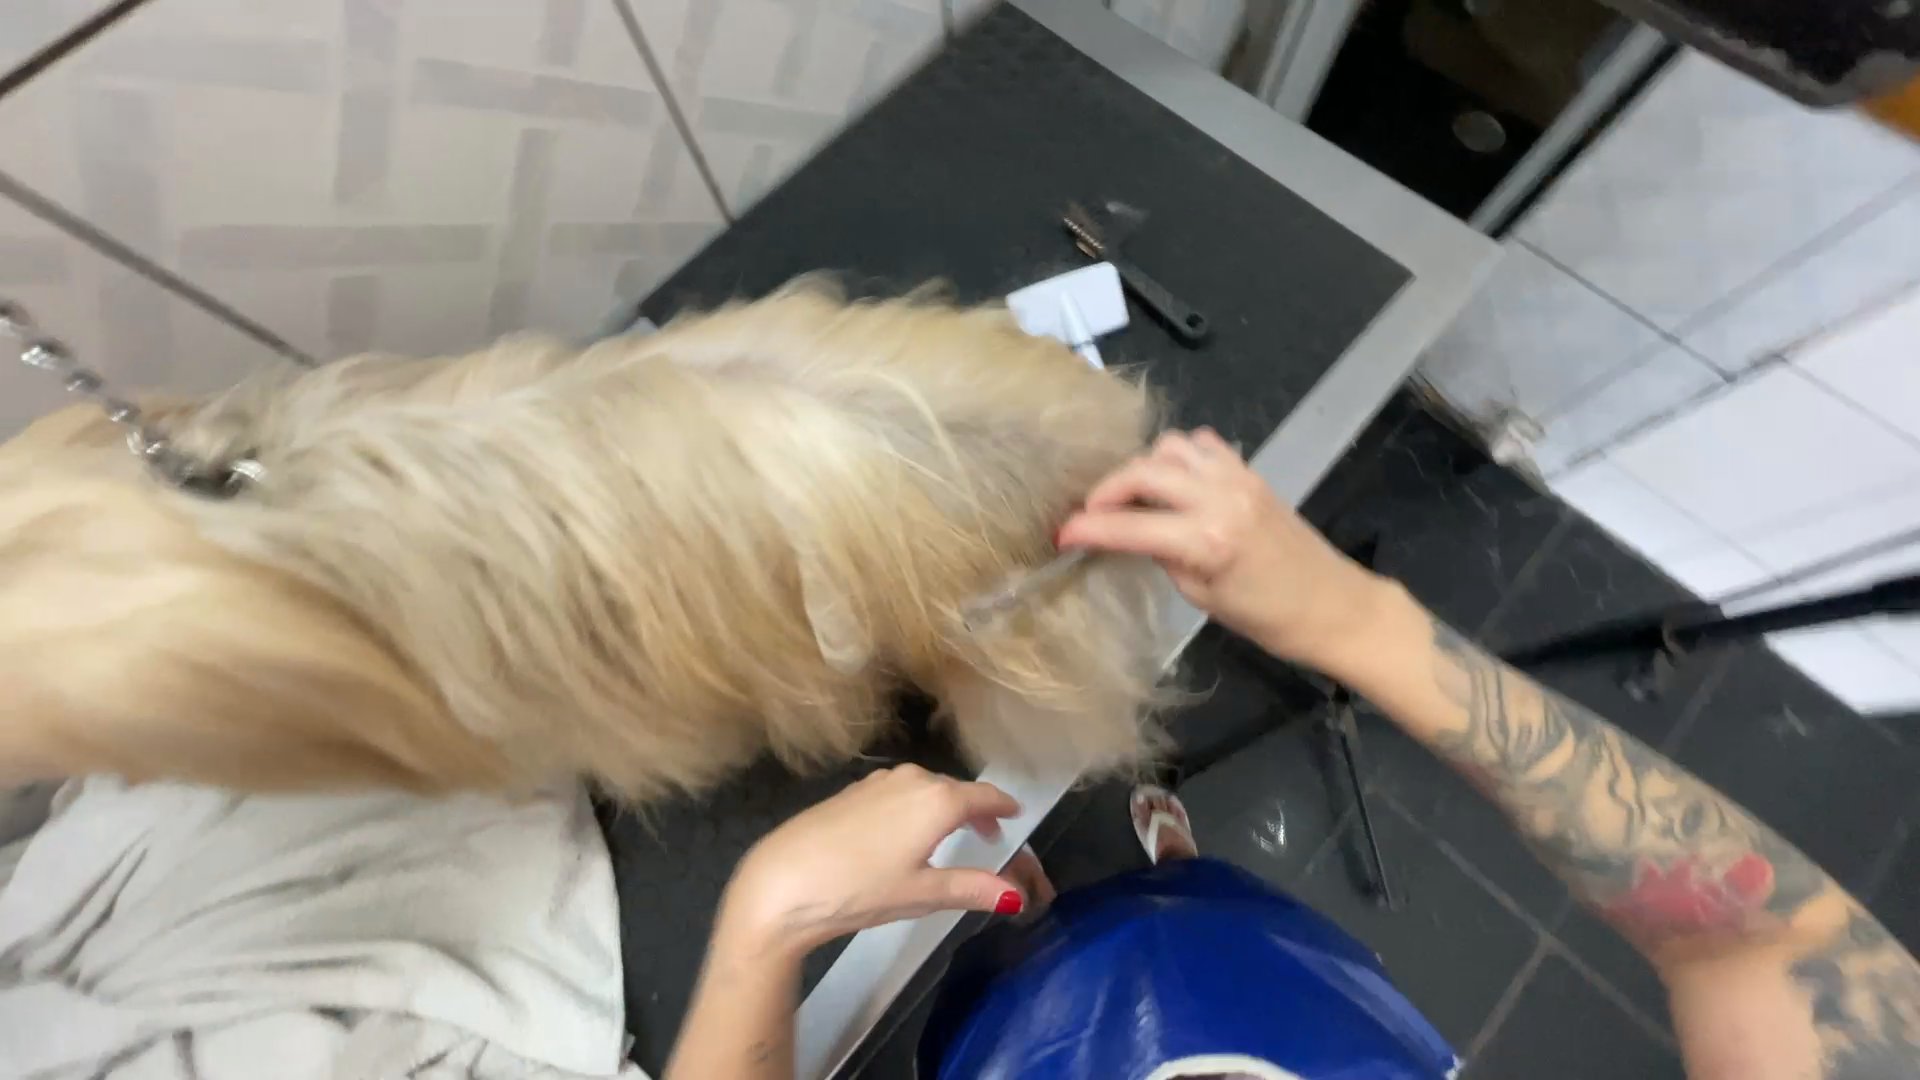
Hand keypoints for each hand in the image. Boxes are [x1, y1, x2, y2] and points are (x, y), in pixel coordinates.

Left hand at [717, 765, 1023, 960]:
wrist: (784, 880)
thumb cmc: (861, 889)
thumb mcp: (922, 893)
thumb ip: (973, 888)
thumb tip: (1017, 893)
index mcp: (937, 799)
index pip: (984, 796)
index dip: (1003, 806)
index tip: (1016, 815)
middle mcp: (913, 778)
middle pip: (956, 790)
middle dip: (975, 811)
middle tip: (988, 837)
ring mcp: (881, 780)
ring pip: (926, 788)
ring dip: (944, 807)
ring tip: (949, 837)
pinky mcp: (855, 788)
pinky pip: (900, 791)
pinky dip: (916, 806)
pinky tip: (904, 833)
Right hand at [1055, 428, 1393, 670]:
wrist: (1334, 606)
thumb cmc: (1267, 619)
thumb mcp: (1201, 597)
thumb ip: (1164, 555)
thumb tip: (1132, 533)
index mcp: (1206, 540)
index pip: (1129, 525)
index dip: (1087, 529)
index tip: (1061, 535)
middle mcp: (1219, 497)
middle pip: (1143, 470)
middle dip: (1106, 490)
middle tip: (1090, 513)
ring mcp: (1238, 478)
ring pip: (1170, 447)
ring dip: (1142, 467)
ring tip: (1133, 495)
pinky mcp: (1251, 472)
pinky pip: (1203, 445)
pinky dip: (1179, 455)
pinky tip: (1175, 480)